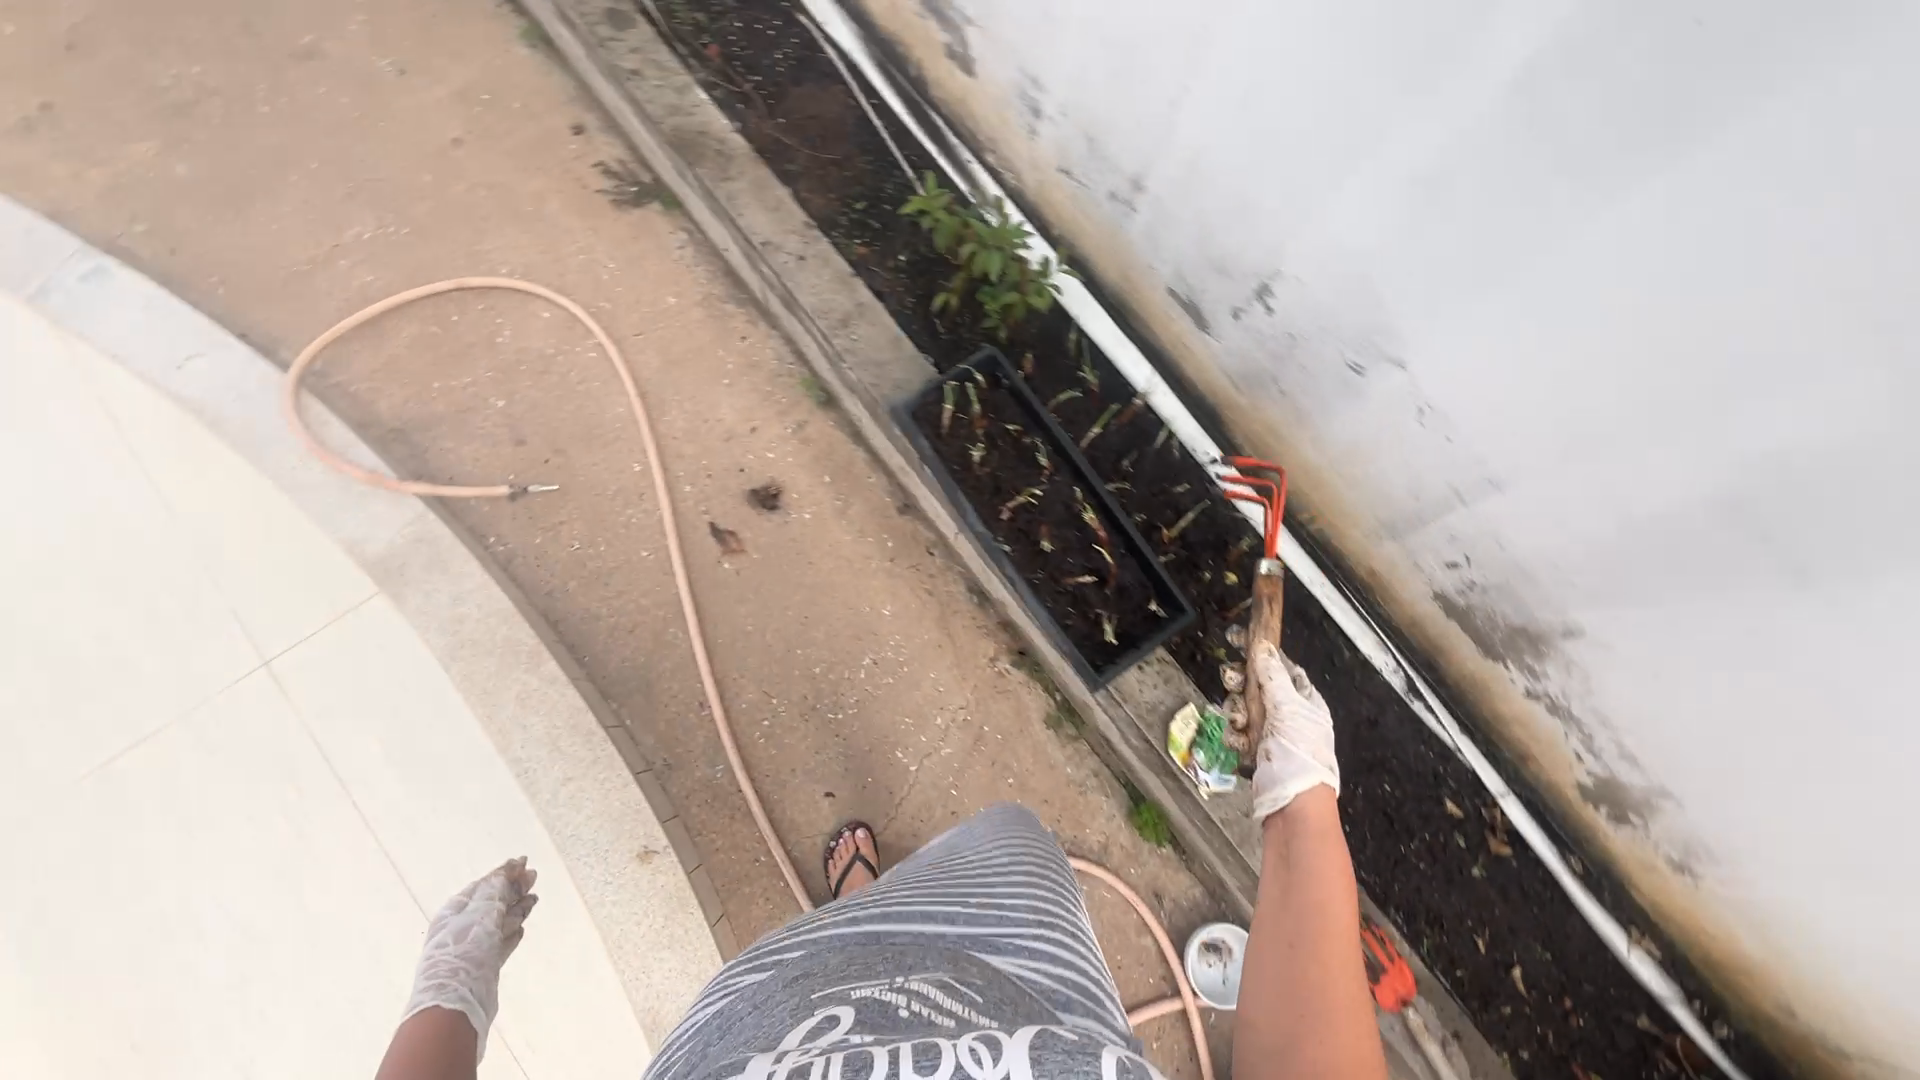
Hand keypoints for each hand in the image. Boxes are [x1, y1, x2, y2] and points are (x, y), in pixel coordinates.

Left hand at [402, 858, 538, 1060]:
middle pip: (492, 902)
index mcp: (456, 911)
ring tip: (534, 899)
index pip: (484, 885)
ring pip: (499, 922)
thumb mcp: (481, 911)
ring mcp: (473, 948)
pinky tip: (521, 930)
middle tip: (534, 877)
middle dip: (513, 889)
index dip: (504, 873)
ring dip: (516, 908)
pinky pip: (500, 943)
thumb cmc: (465, 949)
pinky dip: (511, 933)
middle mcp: (463, 927)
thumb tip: (513, 866)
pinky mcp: (484, 966)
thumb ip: (497, 888)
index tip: (525, 862)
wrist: (456, 1001)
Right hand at [1249, 643, 1339, 820]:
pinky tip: (1239, 741)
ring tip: (1239, 721)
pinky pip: (1237, 731)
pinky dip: (1235, 735)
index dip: (1261, 653)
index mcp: (1304, 701)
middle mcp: (1288, 714)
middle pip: (1256, 685)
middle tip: (1231, 681)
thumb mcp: (1289, 709)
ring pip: (1242, 707)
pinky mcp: (1254, 749)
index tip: (1238, 639)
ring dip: (1236, 711)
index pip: (1281, 667)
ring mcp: (1270, 732)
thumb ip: (1273, 676)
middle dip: (1240, 683)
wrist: (1292, 805)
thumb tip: (1262, 647)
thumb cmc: (1299, 754)